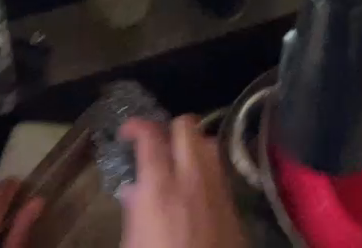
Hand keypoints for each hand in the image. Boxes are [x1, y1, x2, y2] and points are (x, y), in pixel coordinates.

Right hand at [118, 116, 247, 247]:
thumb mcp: (133, 243)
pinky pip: (222, 172)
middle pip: (186, 126)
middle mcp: (191, 181)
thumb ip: (134, 210)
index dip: (136, 125)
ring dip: (193, 145)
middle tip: (157, 145)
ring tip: (180, 162)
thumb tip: (134, 190)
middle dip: (168, 128)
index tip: (127, 132)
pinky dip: (208, 169)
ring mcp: (217, 192)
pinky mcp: (234, 209)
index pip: (150, 135)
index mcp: (159, 188)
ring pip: (209, 143)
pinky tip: (198, 188)